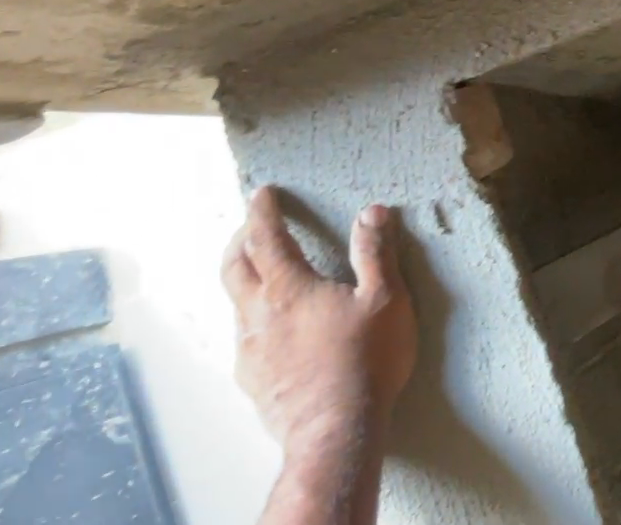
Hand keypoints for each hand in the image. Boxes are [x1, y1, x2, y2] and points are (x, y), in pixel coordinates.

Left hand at [222, 186, 416, 457]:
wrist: (335, 428)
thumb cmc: (367, 357)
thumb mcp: (386, 297)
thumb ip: (375, 253)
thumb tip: (372, 211)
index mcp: (289, 290)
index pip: (266, 240)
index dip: (262, 213)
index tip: (262, 193)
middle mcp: (258, 315)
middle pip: (234, 268)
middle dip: (239, 241)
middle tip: (251, 225)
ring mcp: (249, 349)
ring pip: (236, 302)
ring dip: (244, 277)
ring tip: (262, 271)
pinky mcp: (251, 377)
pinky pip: (244, 333)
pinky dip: (253, 312)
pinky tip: (274, 323)